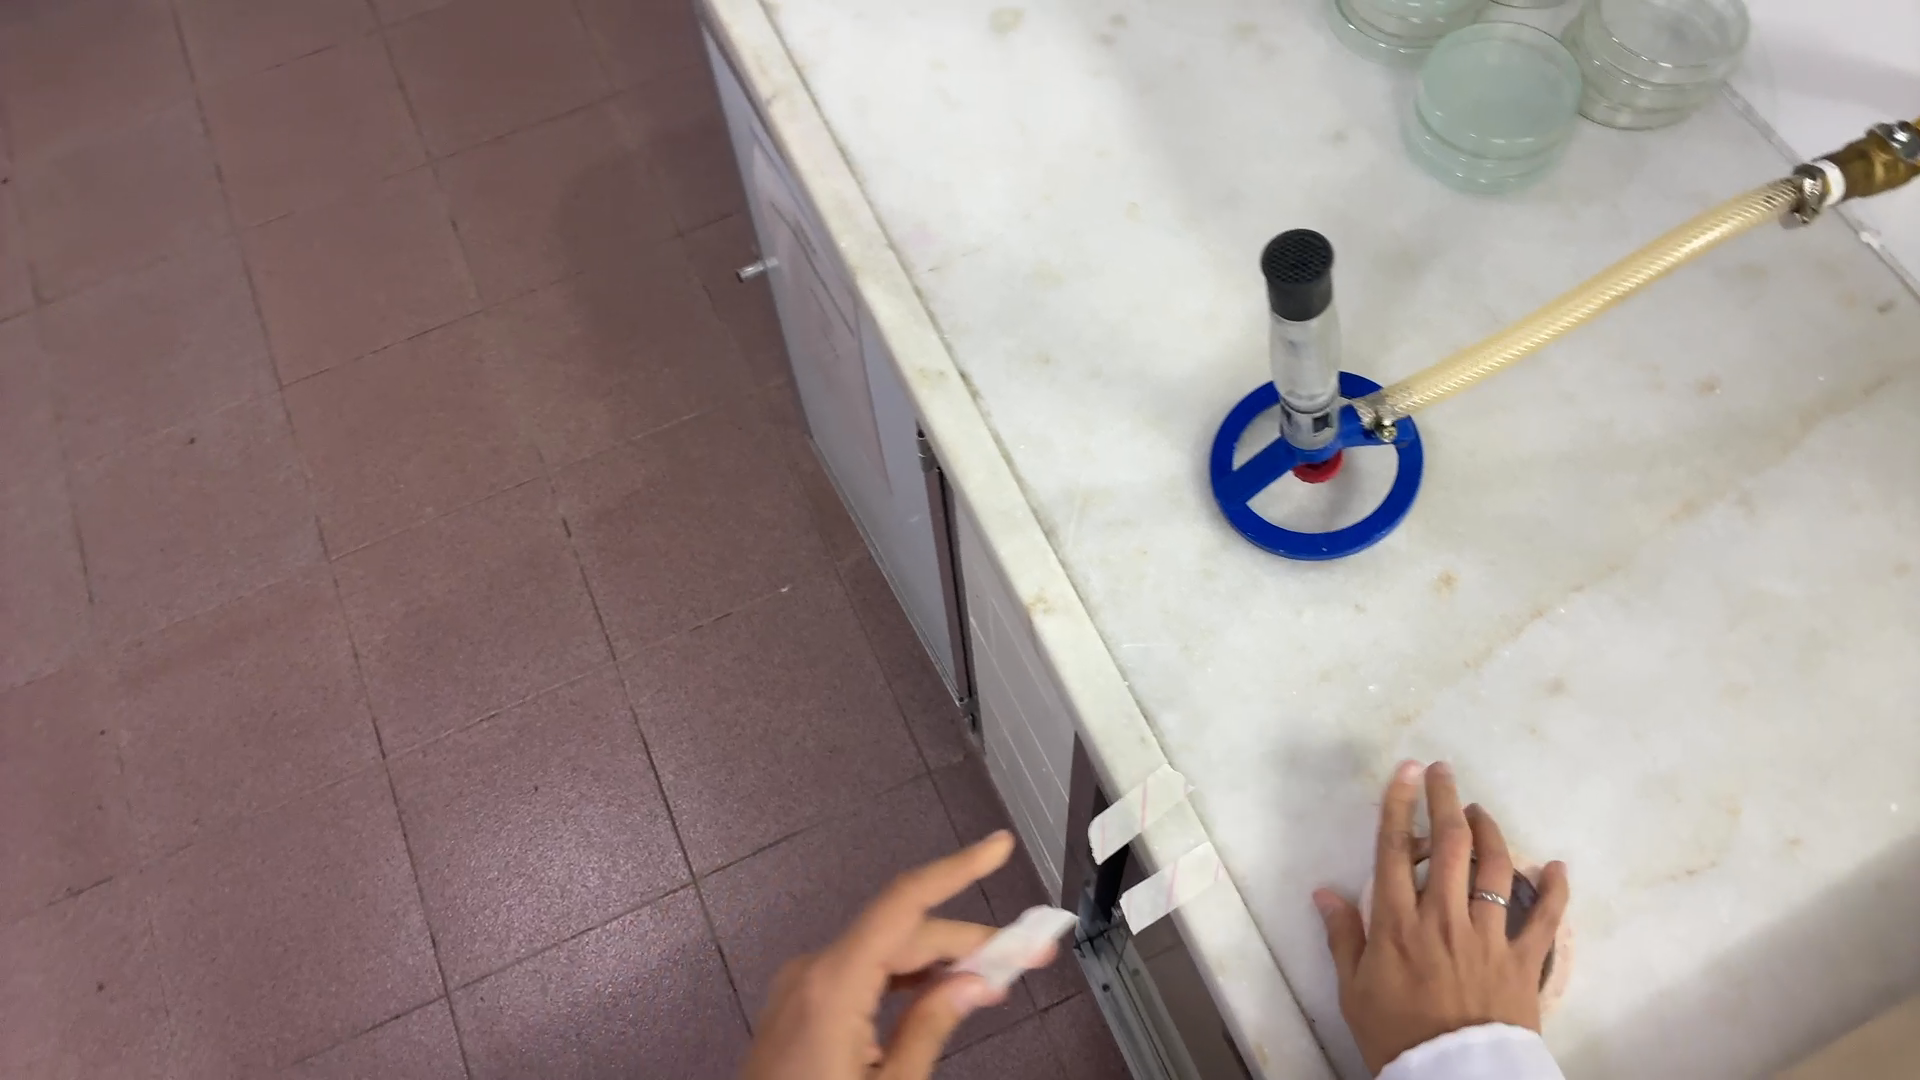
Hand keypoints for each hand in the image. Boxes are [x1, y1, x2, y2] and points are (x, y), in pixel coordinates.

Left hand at [741, 830, 1039, 1079]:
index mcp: (834, 984)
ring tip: (991, 976)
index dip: (958, 868)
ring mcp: (800, 985)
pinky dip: (903, 976)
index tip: (999, 846)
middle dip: (965, 940)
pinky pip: (860, 971)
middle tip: (1025, 955)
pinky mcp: (798, 1003)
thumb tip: (976, 982)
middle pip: (903, 931)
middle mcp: (813, 969)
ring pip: (884, 950)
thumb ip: (930, 1030)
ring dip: (938, 958)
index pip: (906, 901)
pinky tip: (938, 991)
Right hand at [1312, 761, 1569, 1074]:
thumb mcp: (1353, 986)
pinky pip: (1546, 920)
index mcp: (1397, 920)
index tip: (1405, 771)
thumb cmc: (1396, 1032)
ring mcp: (1488, 937)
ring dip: (1488, 832)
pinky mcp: (1524, 963)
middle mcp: (1443, 917)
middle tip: (1441, 772)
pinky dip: (1554, 891)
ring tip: (1478, 810)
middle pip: (1448, 844)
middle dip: (1444, 800)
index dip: (1399, 804)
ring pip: (1493, 869)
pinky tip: (1558, 867)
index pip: (1395, 847)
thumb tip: (1323, 893)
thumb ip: (1342, 935)